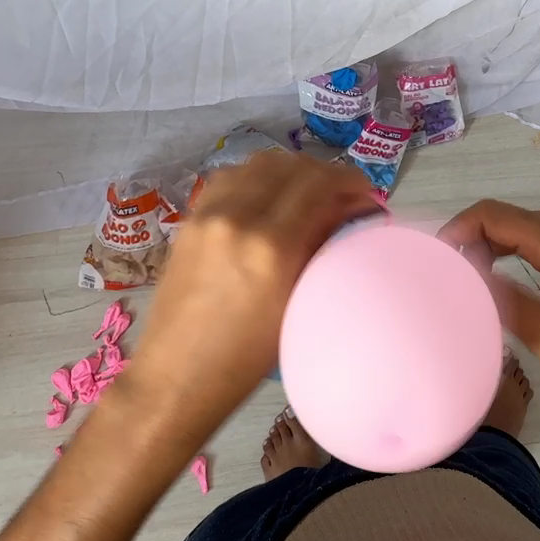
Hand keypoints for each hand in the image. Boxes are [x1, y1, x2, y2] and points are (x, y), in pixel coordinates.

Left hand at [116, 150, 378, 429]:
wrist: (175, 378)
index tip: (364, 192)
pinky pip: (231, 176)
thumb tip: (350, 210)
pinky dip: (258, 177)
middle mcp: (238, 217)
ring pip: (260, 162)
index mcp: (271, 246)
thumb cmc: (247, 358)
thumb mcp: (297, 301)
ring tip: (305, 192)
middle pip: (292, 165)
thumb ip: (322, 245)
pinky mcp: (190, 218)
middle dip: (324, 173)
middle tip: (340, 193)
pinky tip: (267, 197)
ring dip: (291, 169)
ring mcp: (209, 213)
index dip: (349, 179)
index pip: (319, 183)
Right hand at [440, 200, 539, 390]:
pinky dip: (501, 250)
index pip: (490, 214)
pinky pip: (524, 235)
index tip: (434, 257)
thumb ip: (502, 301)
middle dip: (465, 239)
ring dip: (482, 246)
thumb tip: (461, 278)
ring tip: (460, 280)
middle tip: (442, 275)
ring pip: (509, 225)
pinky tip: (489, 277)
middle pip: (497, 216)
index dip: (456, 228)